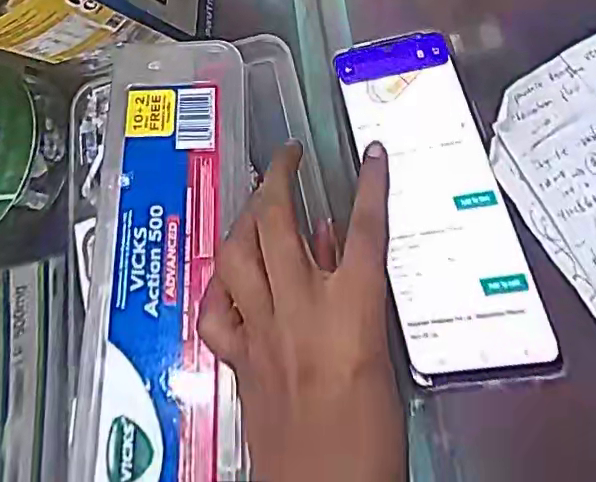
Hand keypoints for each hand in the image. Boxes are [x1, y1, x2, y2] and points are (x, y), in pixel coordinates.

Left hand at [198, 142, 405, 481]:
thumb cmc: (369, 440)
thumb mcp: (380, 356)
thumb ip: (354, 292)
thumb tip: (330, 241)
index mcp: (352, 313)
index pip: (364, 230)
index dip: (370, 186)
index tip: (371, 155)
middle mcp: (302, 310)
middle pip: (279, 221)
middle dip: (281, 176)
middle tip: (288, 156)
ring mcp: (264, 329)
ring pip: (239, 249)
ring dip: (245, 216)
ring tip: (257, 200)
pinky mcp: (239, 355)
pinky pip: (216, 305)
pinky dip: (221, 281)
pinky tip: (231, 271)